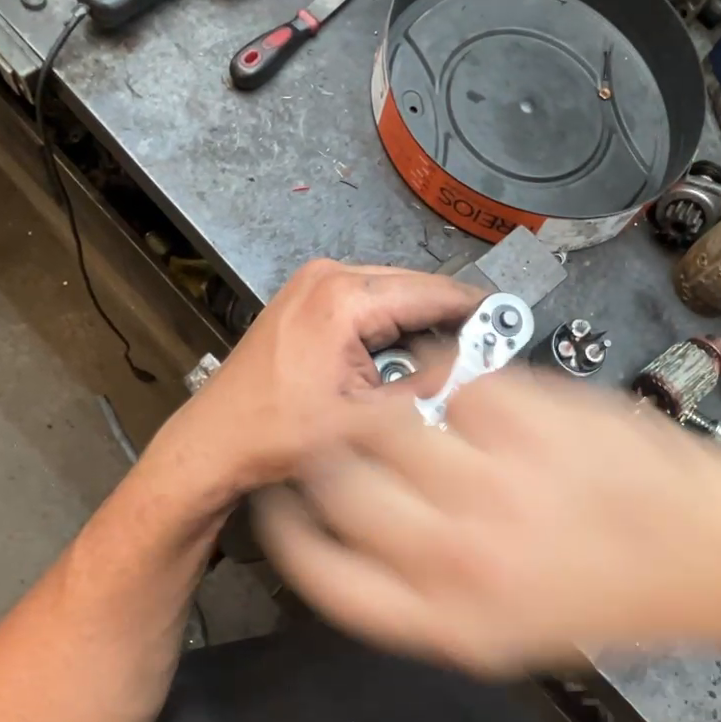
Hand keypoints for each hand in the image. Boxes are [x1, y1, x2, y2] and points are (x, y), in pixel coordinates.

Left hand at [156, 260, 484, 500]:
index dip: (474, 310)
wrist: (216, 443)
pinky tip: (390, 365)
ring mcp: (310, 285)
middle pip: (412, 288)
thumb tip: (470, 370)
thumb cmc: (271, 433)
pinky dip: (384, 330)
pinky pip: (363, 305)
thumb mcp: (368, 420)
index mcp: (342, 298)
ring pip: (390, 297)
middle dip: (443, 323)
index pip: (431, 291)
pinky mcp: (304, 301)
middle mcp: (325, 278)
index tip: (504, 321)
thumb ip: (428, 388)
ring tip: (427, 370)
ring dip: (413, 329)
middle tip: (474, 357)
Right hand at [254, 369, 720, 673]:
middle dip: (317, 460)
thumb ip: (422, 595)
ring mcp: (493, 478)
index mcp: (446, 621)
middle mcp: (459, 554)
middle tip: (328, 443)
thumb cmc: (619, 600)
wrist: (719, 555)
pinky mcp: (527, 416)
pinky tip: (461, 394)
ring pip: (379, 424)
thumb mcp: (506, 635)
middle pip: (335, 488)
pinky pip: (446, 383)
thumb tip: (361, 540)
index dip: (285, 531)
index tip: (283, 505)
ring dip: (370, 411)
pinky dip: (441, 380)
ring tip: (387, 410)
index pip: (319, 572)